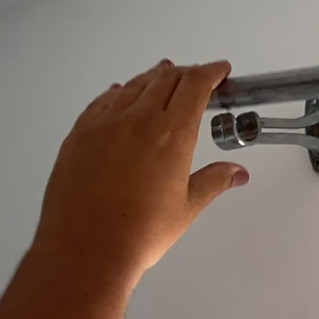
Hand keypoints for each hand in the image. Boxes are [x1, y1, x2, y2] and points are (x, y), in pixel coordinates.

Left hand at [32, 60, 247, 283]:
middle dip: (185, 73)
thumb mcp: (187, 208)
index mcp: (173, 133)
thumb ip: (214, 181)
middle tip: (196, 77)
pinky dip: (119, 91)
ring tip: (162, 74)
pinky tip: (120, 92)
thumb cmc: (143, 232)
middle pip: (166, 79)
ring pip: (134, 85)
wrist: (85, 249)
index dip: (211, 72)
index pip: (195, 85)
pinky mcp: (80, 133)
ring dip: (153, 77)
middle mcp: (140, 118)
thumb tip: (239, 172)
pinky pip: (103, 101)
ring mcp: (106, 123)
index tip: (220, 70)